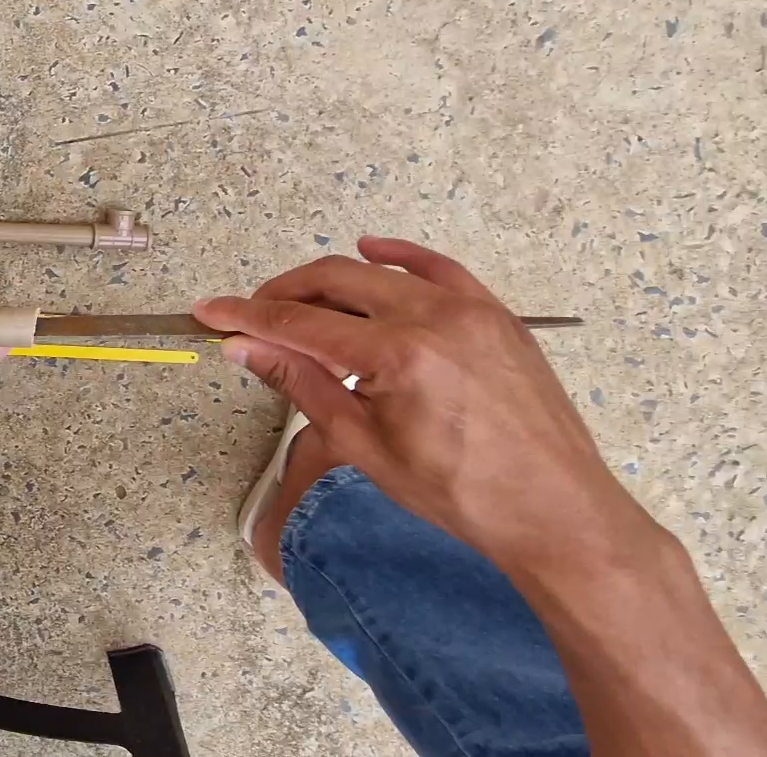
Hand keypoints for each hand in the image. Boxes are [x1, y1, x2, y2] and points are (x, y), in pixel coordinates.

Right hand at [194, 236, 657, 578]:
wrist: (560, 516)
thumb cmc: (454, 492)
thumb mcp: (359, 442)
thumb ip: (297, 381)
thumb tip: (243, 346)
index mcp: (398, 354)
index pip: (297, 322)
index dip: (244, 315)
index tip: (207, 312)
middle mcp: (434, 317)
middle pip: (332, 280)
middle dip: (280, 293)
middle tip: (249, 317)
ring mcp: (471, 309)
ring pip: (376, 271)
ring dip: (326, 281)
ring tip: (296, 304)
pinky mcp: (496, 315)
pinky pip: (439, 268)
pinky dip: (398, 255)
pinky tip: (370, 250)